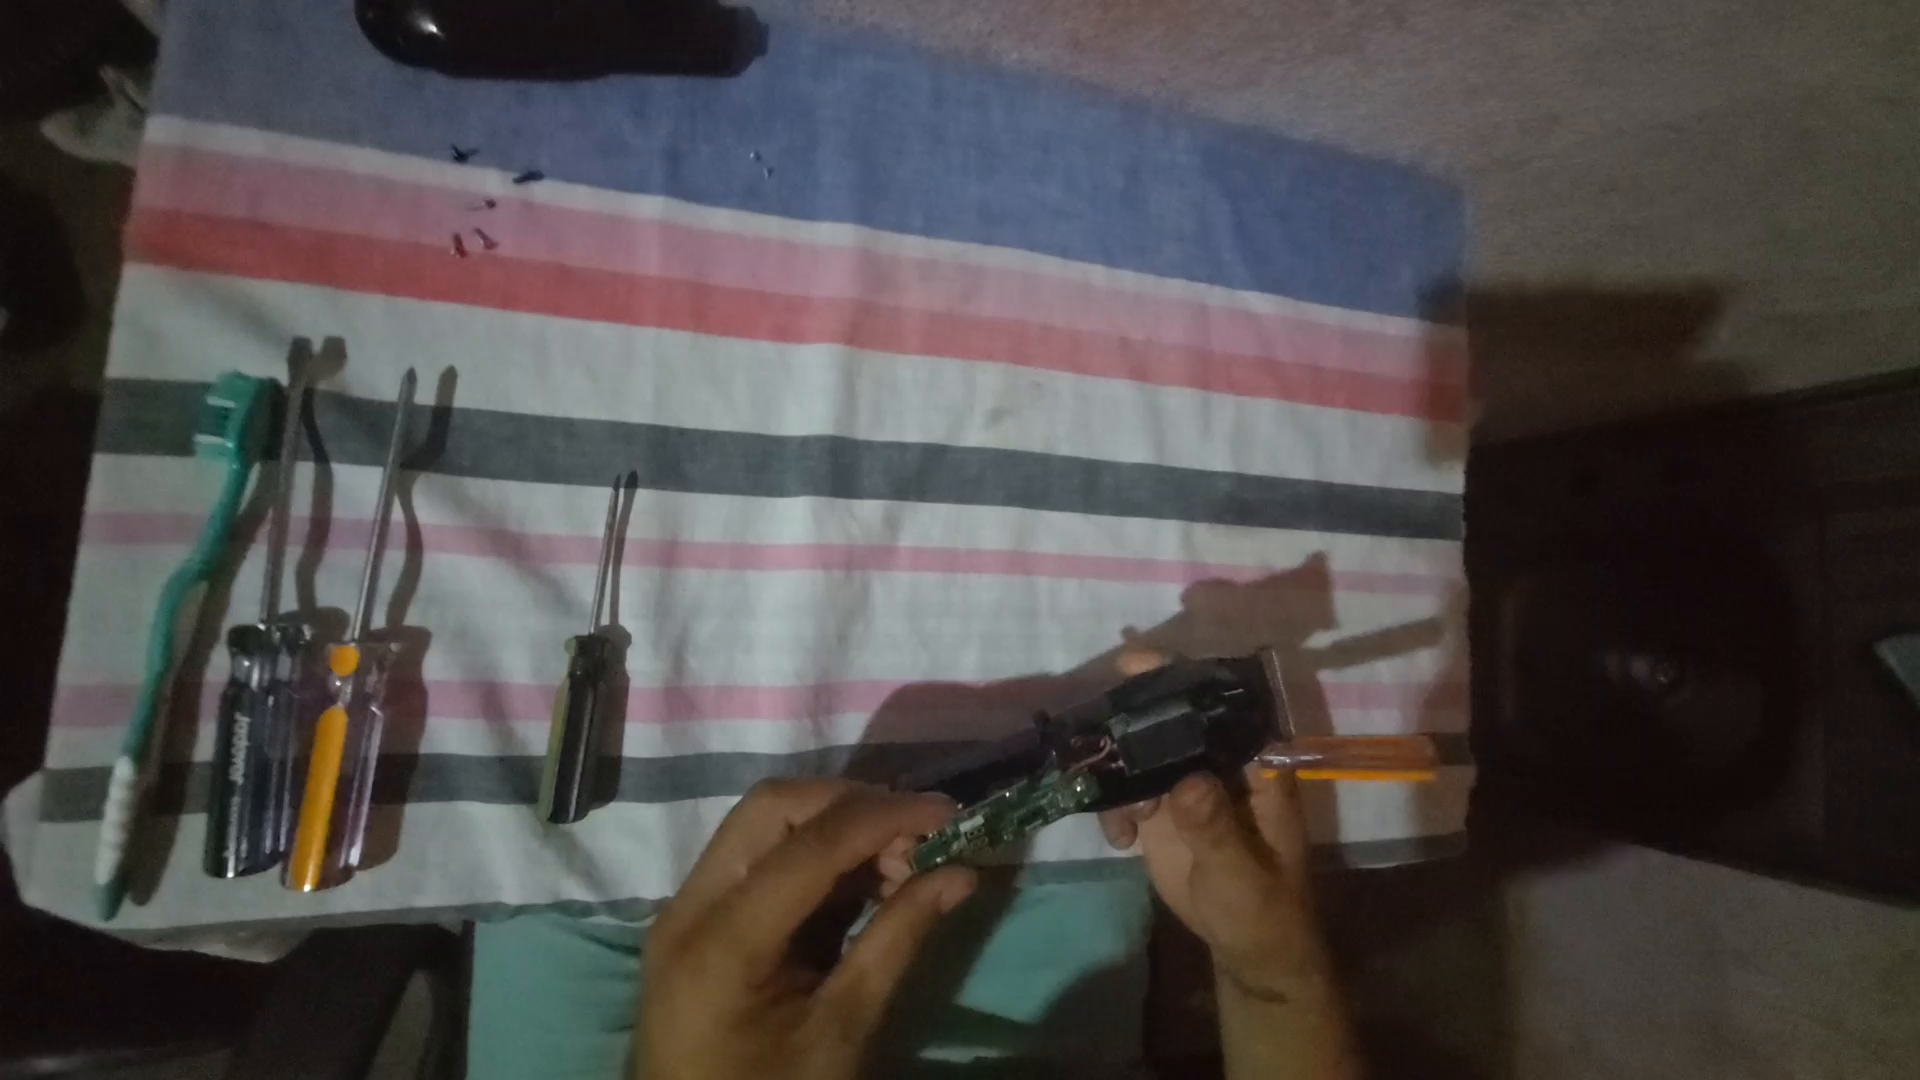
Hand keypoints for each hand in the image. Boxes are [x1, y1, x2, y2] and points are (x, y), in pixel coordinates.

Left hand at [636, 779, 976, 1079]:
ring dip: (839, 820)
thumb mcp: (841, 1034)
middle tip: (918, 834)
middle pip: (775, 806)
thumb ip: (898, 941)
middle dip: (854, 804)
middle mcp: (691, 904)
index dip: (885, 817)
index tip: (949, 813)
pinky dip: (821, 846)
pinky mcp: (703, 908)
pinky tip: (866, 874)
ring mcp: (690, 903)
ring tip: (901, 857)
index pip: (809, 846)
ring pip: (768, 817)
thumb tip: (963, 872)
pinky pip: (764, 847)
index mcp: (719, 945)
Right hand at [1099, 651, 1331, 998]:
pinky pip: (1125, 787)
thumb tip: (1188, 781)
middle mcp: (1215, 761)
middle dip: (1131, 718)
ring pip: (1140, 751)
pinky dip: (1111, 805)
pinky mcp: (1158, 806)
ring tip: (1127, 819)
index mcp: (1252, 764)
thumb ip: (1216, 828)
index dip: (1180, 679)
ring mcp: (1184, 781)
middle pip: (1170, 717)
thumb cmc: (1262, 908)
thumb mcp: (1243, 873)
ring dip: (1118, 772)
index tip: (1135, 665)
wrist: (1246, 948)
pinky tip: (1118, 839)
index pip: (1220, 705)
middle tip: (1096, 724)